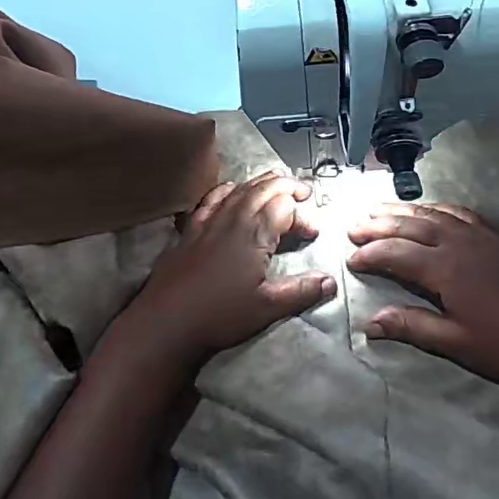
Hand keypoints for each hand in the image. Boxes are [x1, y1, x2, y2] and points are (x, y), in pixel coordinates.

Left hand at [111, 172, 334, 368]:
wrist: (168, 318)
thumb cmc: (220, 314)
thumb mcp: (267, 308)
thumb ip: (300, 291)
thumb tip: (330, 281)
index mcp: (253, 235)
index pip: (283, 208)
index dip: (302, 215)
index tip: (313, 232)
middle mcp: (231, 219)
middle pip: (261, 190)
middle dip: (285, 186)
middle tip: (303, 190)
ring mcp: (208, 221)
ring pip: (237, 190)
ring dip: (259, 183)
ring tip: (275, 180)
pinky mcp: (190, 229)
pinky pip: (211, 198)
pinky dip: (226, 189)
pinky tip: (230, 189)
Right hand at [346, 203, 498, 396]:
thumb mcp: (459, 344)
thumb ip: (412, 327)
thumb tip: (369, 323)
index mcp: (444, 268)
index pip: (394, 253)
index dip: (368, 254)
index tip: (350, 260)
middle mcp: (457, 243)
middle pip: (407, 225)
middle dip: (376, 225)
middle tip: (352, 227)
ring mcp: (479, 237)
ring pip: (430, 214)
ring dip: (400, 211)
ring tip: (378, 210)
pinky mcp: (497, 239)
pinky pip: (458, 213)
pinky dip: (435, 208)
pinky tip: (429, 211)